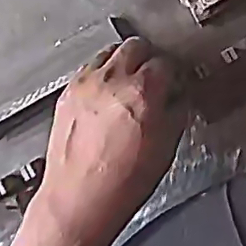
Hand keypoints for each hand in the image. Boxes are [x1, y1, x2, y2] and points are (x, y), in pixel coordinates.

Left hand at [35, 37, 187, 245]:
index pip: (165, 63)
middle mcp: (112, 81)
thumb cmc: (120, 182)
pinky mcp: (67, 93)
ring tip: (128, 83)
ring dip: (122, 63)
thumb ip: (175, 113)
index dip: (173, 73)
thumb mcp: (165, 148)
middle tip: (153, 75)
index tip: (174, 81)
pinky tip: (106, 95)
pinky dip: (100, 76)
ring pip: (109, 52)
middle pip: (136, 46)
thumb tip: (177, 99)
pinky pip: (88, 70)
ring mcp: (86, 84)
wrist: (79, 199)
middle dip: (148, 58)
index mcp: (143, 92)